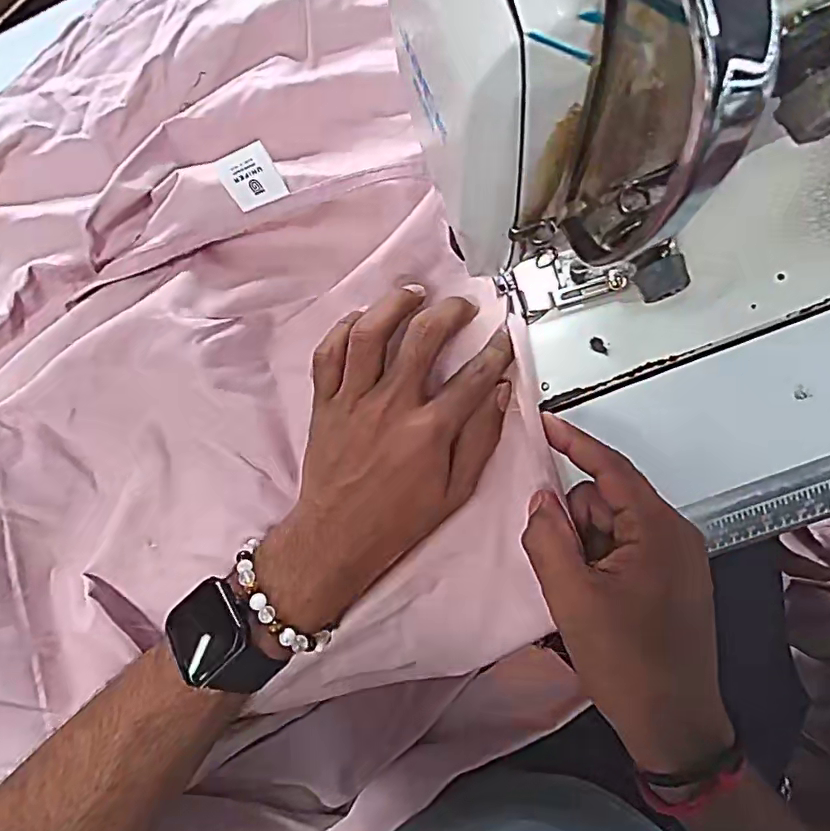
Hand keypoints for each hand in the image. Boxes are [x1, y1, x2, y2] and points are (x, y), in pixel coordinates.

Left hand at [255, 285, 514, 640]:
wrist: (338, 535)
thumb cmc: (395, 519)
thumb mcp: (455, 490)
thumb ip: (480, 440)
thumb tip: (498, 396)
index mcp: (428, 431)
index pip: (472, 376)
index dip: (495, 351)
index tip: (503, 339)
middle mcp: (390, 407)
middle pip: (423, 338)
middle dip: (449, 313)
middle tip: (462, 307)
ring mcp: (353, 402)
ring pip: (370, 334)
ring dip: (394, 306)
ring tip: (413, 294)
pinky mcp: (326, 404)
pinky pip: (327, 354)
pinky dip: (342, 329)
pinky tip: (360, 319)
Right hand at [521, 414, 732, 774]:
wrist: (673, 726)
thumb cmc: (630, 665)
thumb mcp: (573, 599)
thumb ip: (548, 539)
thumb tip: (540, 500)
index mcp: (658, 530)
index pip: (611, 469)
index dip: (574, 443)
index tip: (544, 423)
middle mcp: (672, 536)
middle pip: (603, 501)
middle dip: (572, 525)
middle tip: (562, 573)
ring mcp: (672, 559)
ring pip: (606, 528)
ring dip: (581, 551)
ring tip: (579, 599)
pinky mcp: (667, 580)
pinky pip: (618, 551)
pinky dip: (594, 565)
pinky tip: (590, 602)